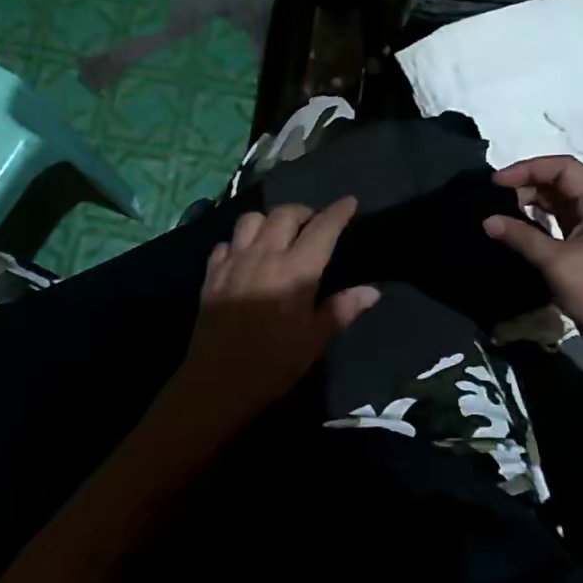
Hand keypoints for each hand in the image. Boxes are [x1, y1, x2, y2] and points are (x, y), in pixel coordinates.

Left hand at [175, 198, 381, 415]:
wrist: (218, 380)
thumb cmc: (273, 363)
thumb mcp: (314, 341)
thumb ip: (341, 310)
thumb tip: (371, 290)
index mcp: (294, 270)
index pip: (322, 229)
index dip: (338, 212)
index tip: (349, 202)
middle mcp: (263, 256)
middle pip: (284, 214)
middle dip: (304, 211)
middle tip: (314, 224)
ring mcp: (233, 261)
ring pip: (251, 219)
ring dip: (269, 220)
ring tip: (279, 234)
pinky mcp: (211, 273)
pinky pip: (226, 242)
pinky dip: (240, 241)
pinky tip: (246, 255)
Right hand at [482, 156, 582, 342]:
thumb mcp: (556, 262)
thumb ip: (521, 236)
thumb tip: (487, 221)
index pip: (564, 168)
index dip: (528, 168)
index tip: (496, 182)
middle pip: (562, 181)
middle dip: (527, 183)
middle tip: (494, 197)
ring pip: (560, 201)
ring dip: (531, 200)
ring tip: (501, 209)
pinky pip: (560, 220)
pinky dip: (538, 218)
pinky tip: (517, 226)